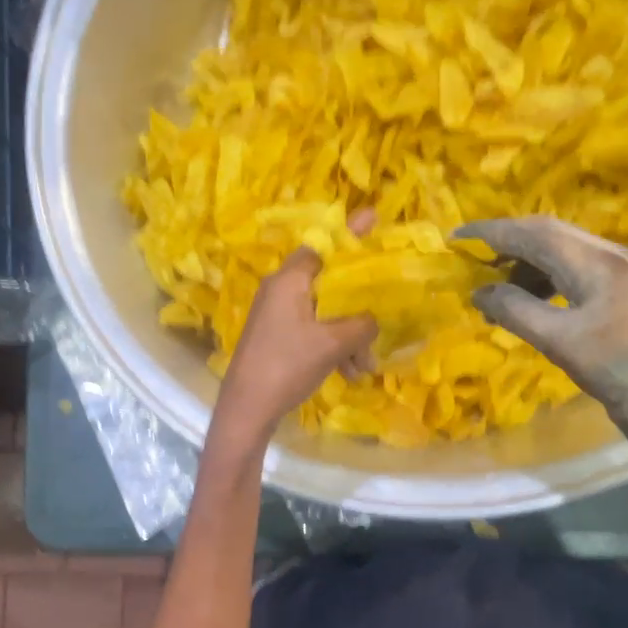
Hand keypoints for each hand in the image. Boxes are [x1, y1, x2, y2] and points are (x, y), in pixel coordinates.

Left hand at [218, 212, 379, 434]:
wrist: (247, 408)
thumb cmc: (287, 365)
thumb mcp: (333, 343)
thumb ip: (361, 324)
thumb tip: (372, 320)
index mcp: (290, 280)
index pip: (323, 245)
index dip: (350, 235)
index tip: (373, 219)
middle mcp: (280, 291)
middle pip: (329, 284)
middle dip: (358, 308)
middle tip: (381, 323)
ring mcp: (276, 316)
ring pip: (324, 314)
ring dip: (348, 337)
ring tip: (365, 367)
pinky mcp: (275, 339)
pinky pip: (312, 333)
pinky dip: (332, 348)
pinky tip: (349, 374)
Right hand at [455, 216, 627, 462]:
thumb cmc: (613, 370)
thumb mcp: (557, 342)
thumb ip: (515, 311)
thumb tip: (479, 292)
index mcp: (595, 263)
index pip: (534, 233)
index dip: (491, 232)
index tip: (455, 238)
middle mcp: (608, 253)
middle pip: (547, 231)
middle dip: (505, 240)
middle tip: (470, 258)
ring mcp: (615, 266)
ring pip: (558, 246)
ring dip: (522, 259)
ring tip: (495, 286)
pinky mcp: (616, 284)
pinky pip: (569, 263)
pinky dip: (540, 273)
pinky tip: (525, 295)